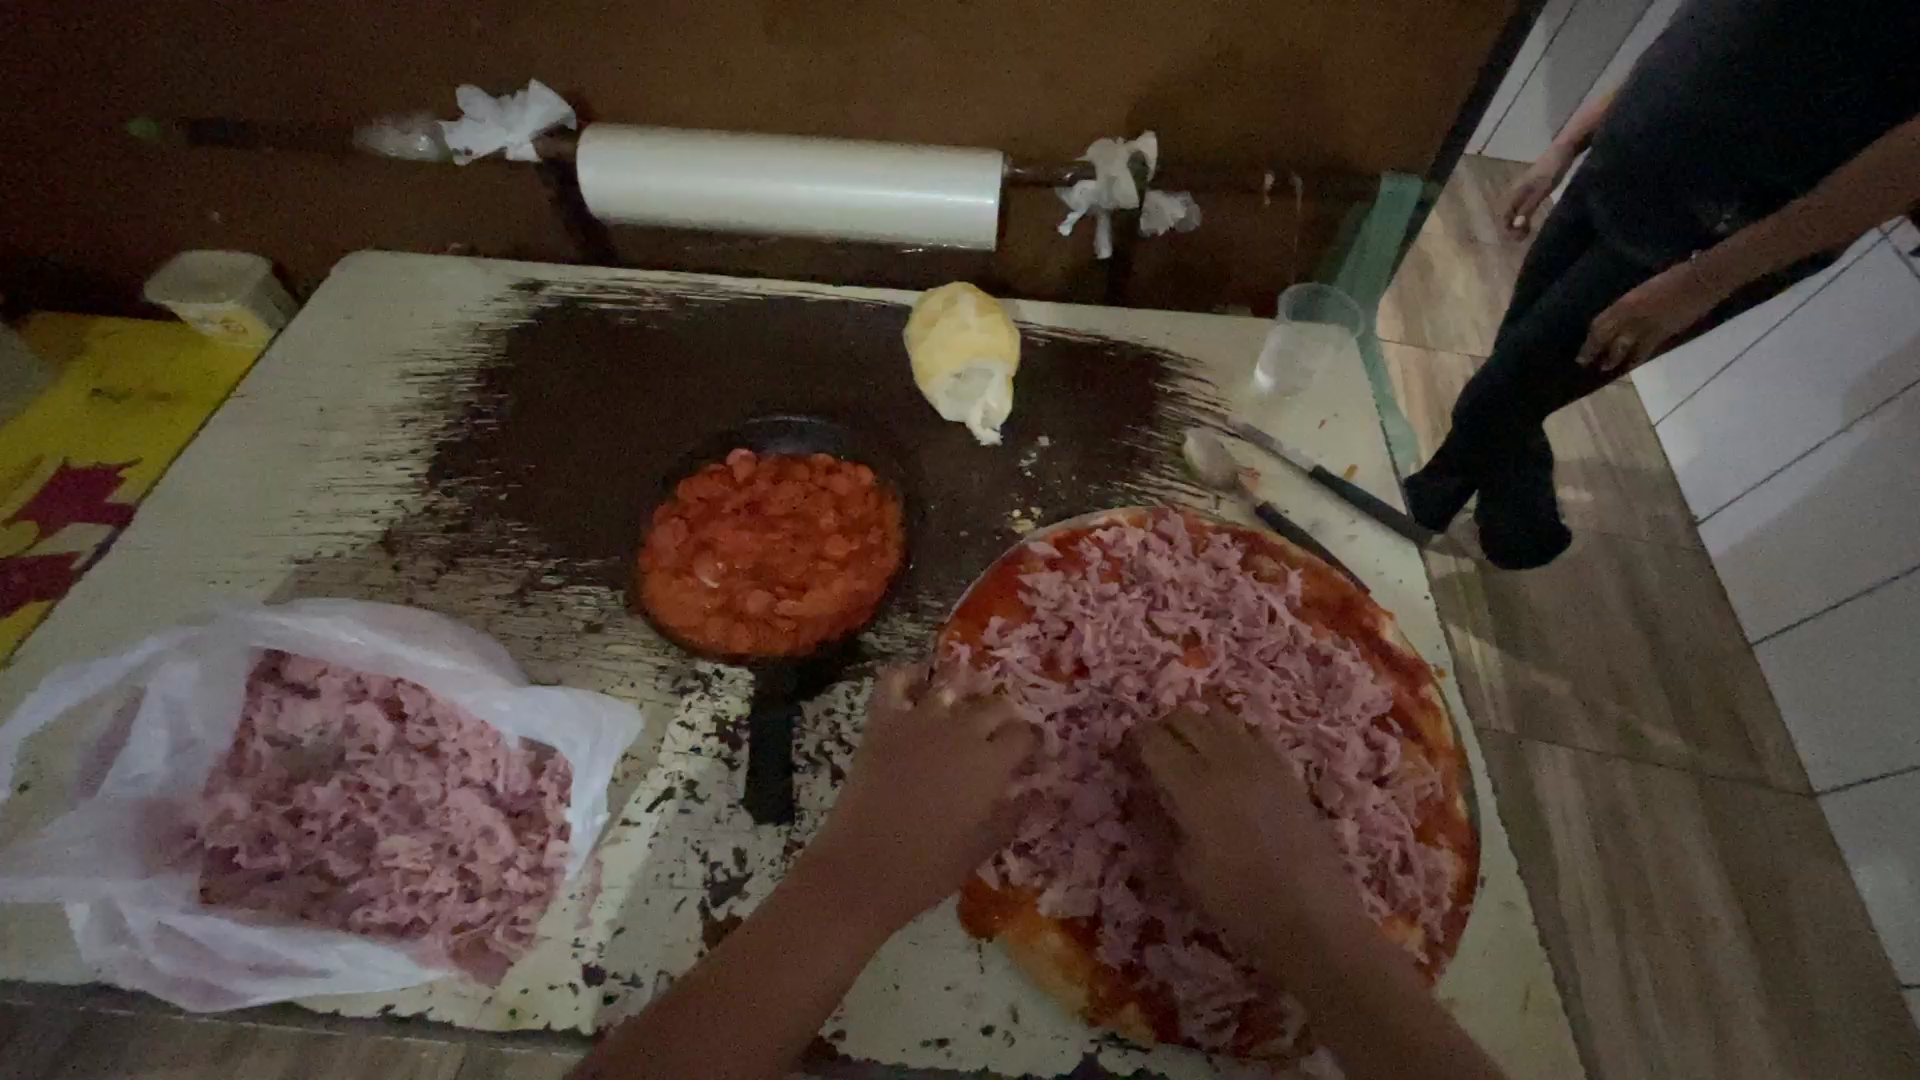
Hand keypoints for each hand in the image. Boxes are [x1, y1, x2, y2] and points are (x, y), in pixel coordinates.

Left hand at [800, 665, 1036, 928]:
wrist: (864, 867)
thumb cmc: (929, 867)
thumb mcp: (982, 847)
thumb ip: (1012, 815)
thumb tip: (1033, 793)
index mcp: (991, 763)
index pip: (1024, 735)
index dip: (1030, 742)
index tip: (1029, 753)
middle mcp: (962, 731)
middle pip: (994, 706)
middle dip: (1002, 716)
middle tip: (998, 733)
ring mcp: (920, 720)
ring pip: (951, 687)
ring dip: (962, 693)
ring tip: (961, 707)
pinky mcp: (883, 721)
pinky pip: (895, 680)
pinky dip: (908, 675)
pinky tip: (917, 683)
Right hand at [1129, 704, 1353, 943]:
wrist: (1313, 921)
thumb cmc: (1238, 903)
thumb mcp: (1182, 870)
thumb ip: (1159, 821)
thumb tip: (1145, 791)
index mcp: (1192, 785)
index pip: (1151, 739)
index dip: (1133, 741)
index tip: (1126, 755)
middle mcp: (1224, 760)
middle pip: (1184, 716)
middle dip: (1162, 728)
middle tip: (1155, 752)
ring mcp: (1260, 760)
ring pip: (1218, 715)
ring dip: (1198, 724)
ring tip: (1192, 750)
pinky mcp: (1286, 769)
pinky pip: (1252, 731)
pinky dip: (1233, 733)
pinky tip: (1230, 757)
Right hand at [1500, 147, 1572, 239]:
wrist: (1564, 148)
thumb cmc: (1553, 168)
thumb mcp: (1542, 190)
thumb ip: (1528, 207)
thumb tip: (1515, 226)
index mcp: (1514, 193)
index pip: (1504, 216)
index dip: (1508, 229)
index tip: (1519, 238)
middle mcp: (1513, 192)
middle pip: (1506, 215)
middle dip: (1511, 228)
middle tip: (1523, 237)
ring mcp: (1520, 189)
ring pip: (1512, 210)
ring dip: (1516, 222)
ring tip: (1526, 230)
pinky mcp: (1528, 187)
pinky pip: (1519, 205)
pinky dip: (1521, 215)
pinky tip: (1529, 217)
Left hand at [1576, 262, 1725, 372]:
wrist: (1702, 280)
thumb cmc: (1673, 279)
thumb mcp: (1641, 291)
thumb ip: (1627, 306)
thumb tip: (1618, 320)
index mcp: (1624, 303)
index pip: (1599, 324)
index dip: (1589, 338)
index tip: (1582, 343)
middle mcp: (1630, 316)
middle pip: (1605, 338)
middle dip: (1593, 351)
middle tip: (1583, 363)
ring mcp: (1645, 326)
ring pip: (1622, 347)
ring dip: (1612, 359)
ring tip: (1605, 367)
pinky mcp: (1663, 333)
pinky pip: (1644, 351)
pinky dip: (1636, 359)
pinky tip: (1630, 366)